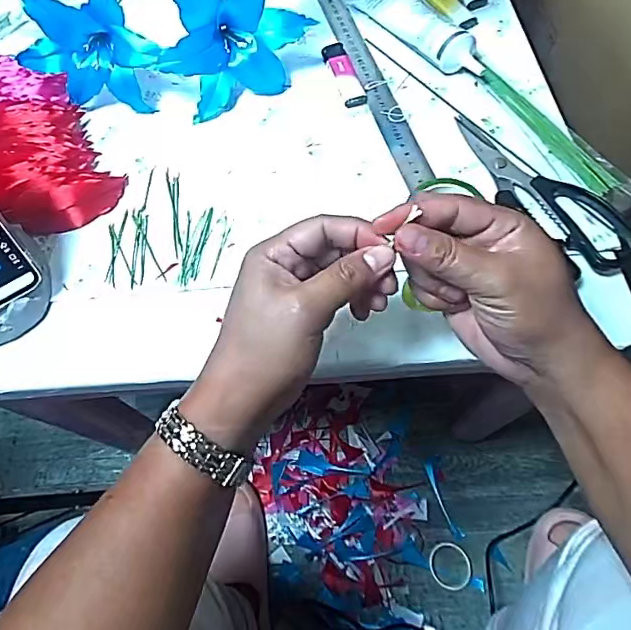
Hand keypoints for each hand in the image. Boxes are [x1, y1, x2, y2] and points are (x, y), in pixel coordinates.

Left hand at [183, 215, 397, 446]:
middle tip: (388, 281)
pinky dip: (356, 296)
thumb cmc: (260, 355)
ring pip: (340, 269)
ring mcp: (295, 287)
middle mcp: (284, 265)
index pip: (323, 227)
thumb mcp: (307, 308)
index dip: (358, 233)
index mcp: (273, 254)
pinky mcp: (306, 308)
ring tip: (379, 301)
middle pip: (335, 246)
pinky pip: (338, 290)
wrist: (242, 402)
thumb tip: (380, 253)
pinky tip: (365, 311)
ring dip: (364, 280)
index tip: (386, 249)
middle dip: (365, 261)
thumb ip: (345, 277)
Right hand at [370, 193, 609, 388]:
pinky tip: (455, 304)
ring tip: (457, 294)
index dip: (417, 212)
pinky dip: (431, 295)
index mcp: (501, 224)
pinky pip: (423, 283)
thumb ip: (449, 256)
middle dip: (422, 250)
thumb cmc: (545, 317)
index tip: (390, 223)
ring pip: (421, 257)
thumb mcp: (497, 279)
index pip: (450, 206)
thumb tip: (410, 234)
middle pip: (429, 229)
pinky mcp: (453, 289)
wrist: (544, 363)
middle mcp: (480, 240)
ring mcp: (465, 266)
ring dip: (430, 278)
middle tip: (427, 268)